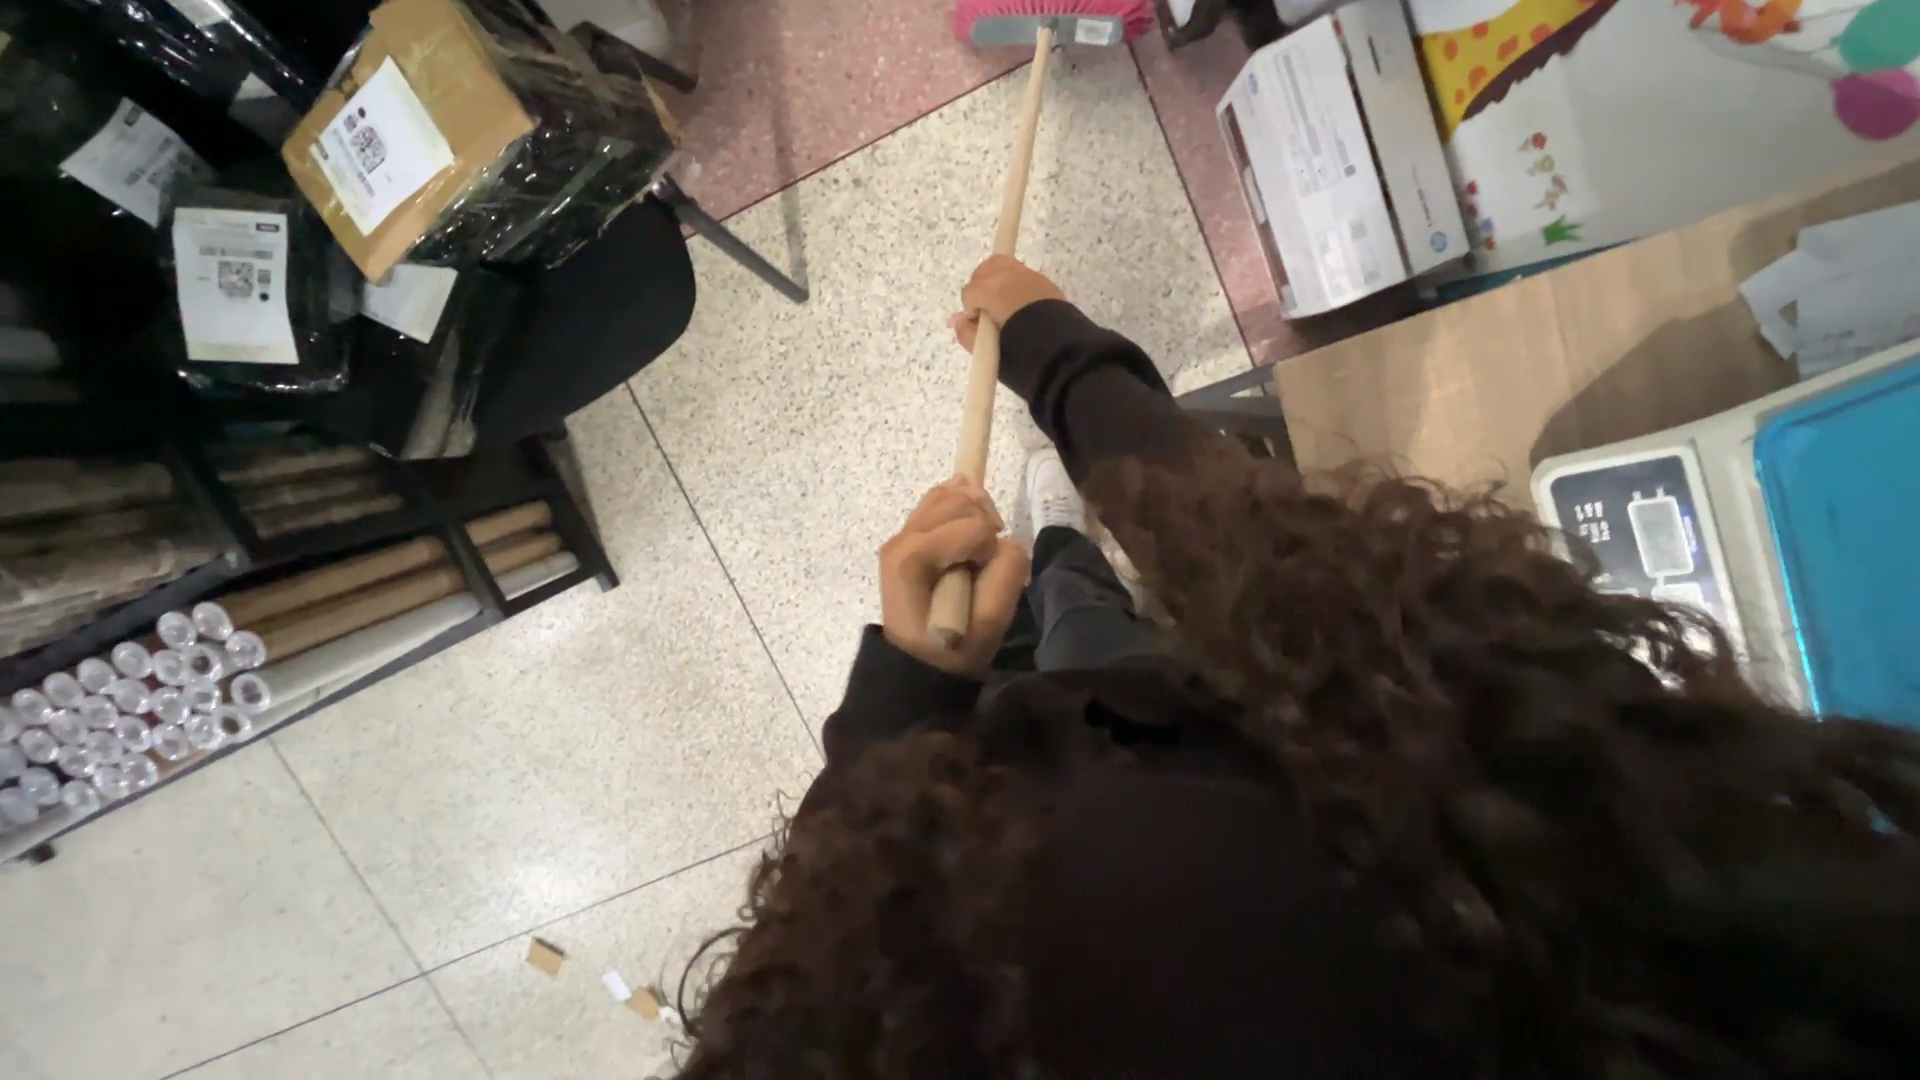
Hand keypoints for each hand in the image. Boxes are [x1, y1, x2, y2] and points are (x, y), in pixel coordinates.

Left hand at [879, 477, 1029, 675]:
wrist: (917, 665)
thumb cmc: (954, 647)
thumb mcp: (990, 622)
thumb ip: (1006, 573)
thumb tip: (1006, 541)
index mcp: (915, 558)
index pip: (973, 525)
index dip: (990, 548)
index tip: (985, 575)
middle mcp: (901, 538)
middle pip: (961, 499)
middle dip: (984, 523)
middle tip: (985, 559)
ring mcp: (900, 534)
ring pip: (950, 493)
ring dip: (973, 514)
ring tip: (975, 548)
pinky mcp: (906, 535)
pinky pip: (939, 500)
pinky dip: (960, 510)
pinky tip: (965, 535)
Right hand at [947, 254, 1066, 351]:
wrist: (1064, 359)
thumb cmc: (1021, 357)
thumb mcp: (989, 351)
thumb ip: (968, 333)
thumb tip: (956, 320)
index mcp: (994, 290)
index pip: (971, 291)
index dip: (970, 309)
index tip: (978, 327)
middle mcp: (1012, 277)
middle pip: (987, 269)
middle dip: (981, 287)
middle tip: (985, 312)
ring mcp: (1032, 278)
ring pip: (1006, 268)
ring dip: (998, 283)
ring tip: (1001, 308)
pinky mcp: (1048, 285)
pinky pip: (1024, 278)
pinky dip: (1016, 288)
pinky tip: (1020, 310)